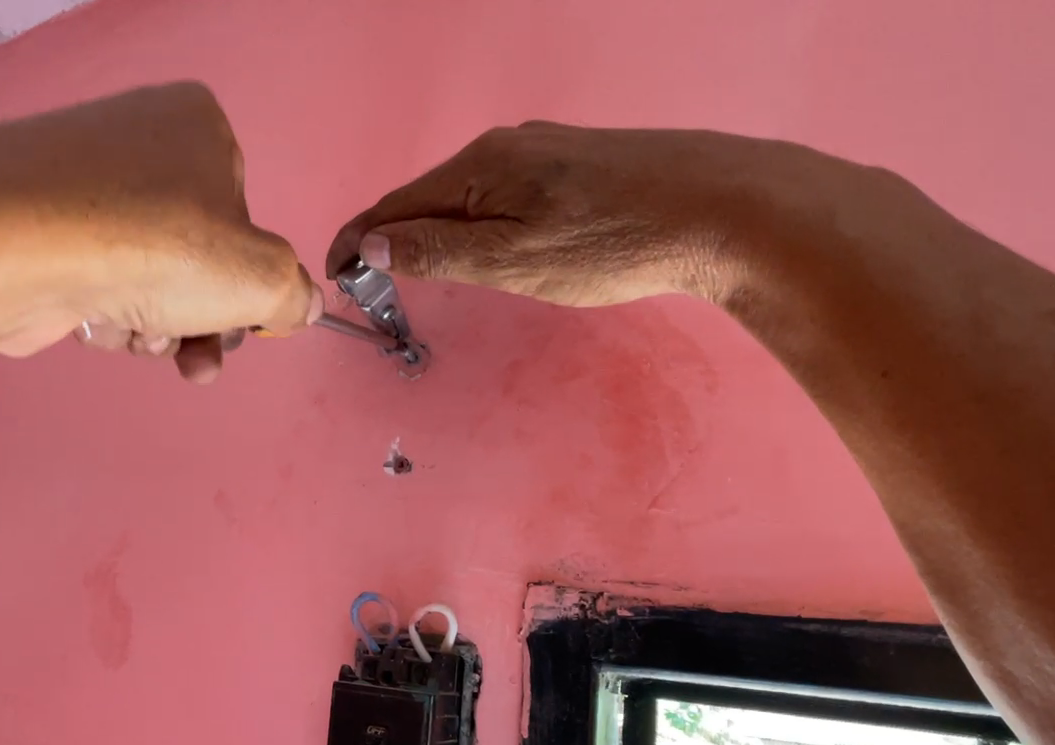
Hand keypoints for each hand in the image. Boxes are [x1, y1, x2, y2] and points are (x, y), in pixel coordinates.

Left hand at [0, 83, 321, 382]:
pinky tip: (103, 327)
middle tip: (202, 352)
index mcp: (199, 128)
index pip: (244, 218)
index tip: (244, 319)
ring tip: (149, 340)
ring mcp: (86, 190)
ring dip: (161, 328)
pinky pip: (102, 288)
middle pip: (197, 257)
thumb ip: (292, 294)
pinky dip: (113, 319)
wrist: (17, 247)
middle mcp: (141, 145)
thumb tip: (300, 306)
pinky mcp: (45, 236)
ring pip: (151, 282)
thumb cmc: (159, 246)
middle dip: (203, 318)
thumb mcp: (261, 276)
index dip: (248, 281)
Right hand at [326, 123, 795, 307]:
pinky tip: (483, 246)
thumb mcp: (512, 260)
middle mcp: (503, 148)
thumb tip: (374, 243)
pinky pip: (497, 195)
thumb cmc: (610, 244)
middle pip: (424, 198)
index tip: (333, 275)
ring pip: (463, 197)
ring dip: (430, 232)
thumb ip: (439, 251)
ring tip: (418, 272)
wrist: (721, 211)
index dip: (355, 241)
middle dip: (389, 239)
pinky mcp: (571, 164)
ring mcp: (540, 152)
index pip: (393, 207)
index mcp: (479, 169)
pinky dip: (470, 224)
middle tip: (372, 285)